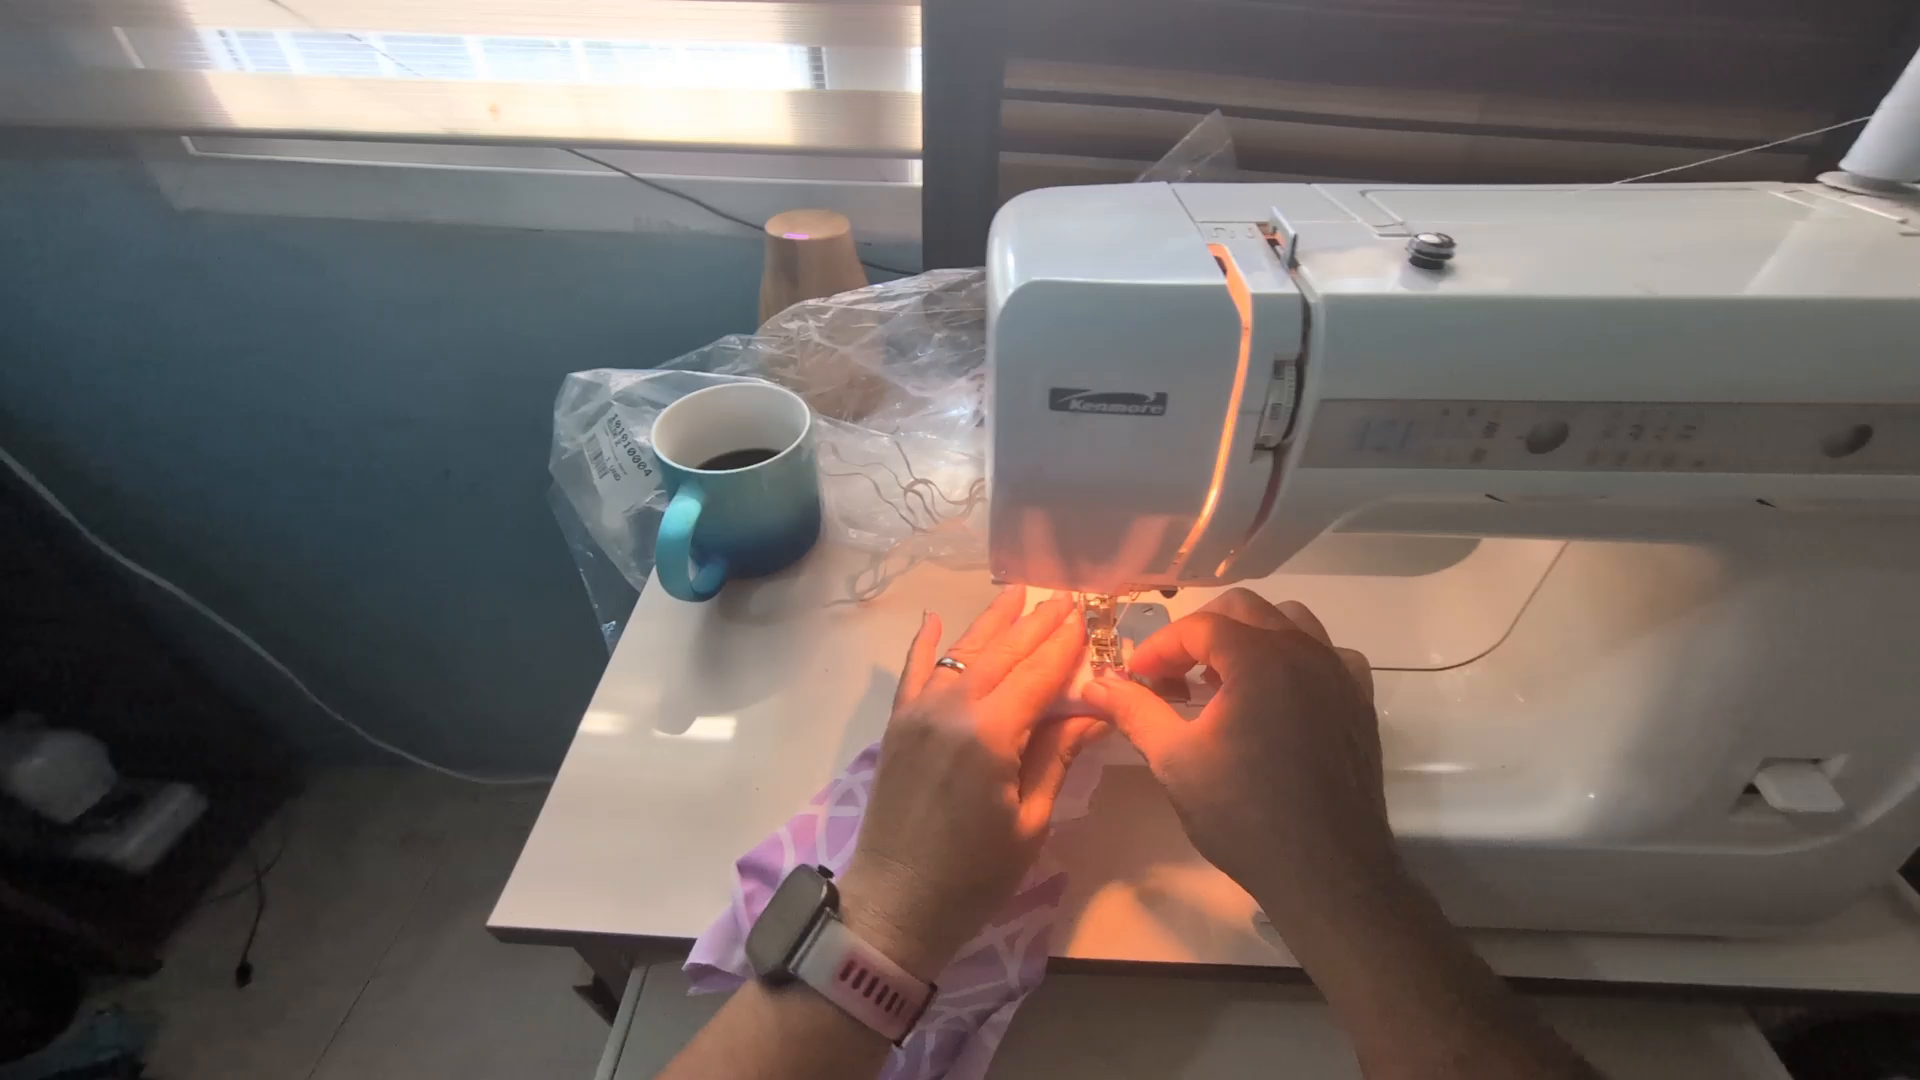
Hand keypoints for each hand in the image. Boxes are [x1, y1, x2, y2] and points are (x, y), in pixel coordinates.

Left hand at [838, 587, 1106, 979]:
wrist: (895, 904)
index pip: (1037, 675)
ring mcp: (918, 711)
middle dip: (1035, 624)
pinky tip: (934, 619)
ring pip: (962, 654)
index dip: (1064, 646)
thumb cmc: (974, 875)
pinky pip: (913, 672)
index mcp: (990, 734)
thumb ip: (1056, 755)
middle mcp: (951, 708)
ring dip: (992, 623)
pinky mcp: (898, 723)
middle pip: (1002, 654)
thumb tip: (1094, 709)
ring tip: (1018, 594)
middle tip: (1062, 597)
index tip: (1085, 617)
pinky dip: (925, 644)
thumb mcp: (1030, 821)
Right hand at [1082, 589, 1394, 930]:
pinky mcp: (1359, 703)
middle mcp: (1304, 652)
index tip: (1136, 679)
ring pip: (1290, 621)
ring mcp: (1339, 674)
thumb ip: (1134, 710)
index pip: (1197, 627)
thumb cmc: (1243, 815)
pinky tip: (1278, 696)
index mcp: (1259, 659)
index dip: (1159, 648)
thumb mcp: (1174, 760)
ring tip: (1223, 680)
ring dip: (1249, 638)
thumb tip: (1094, 685)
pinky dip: (1296, 660)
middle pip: (1243, 610)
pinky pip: (1328, 654)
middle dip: (1199, 634)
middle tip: (1174, 676)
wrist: (1327, 876)